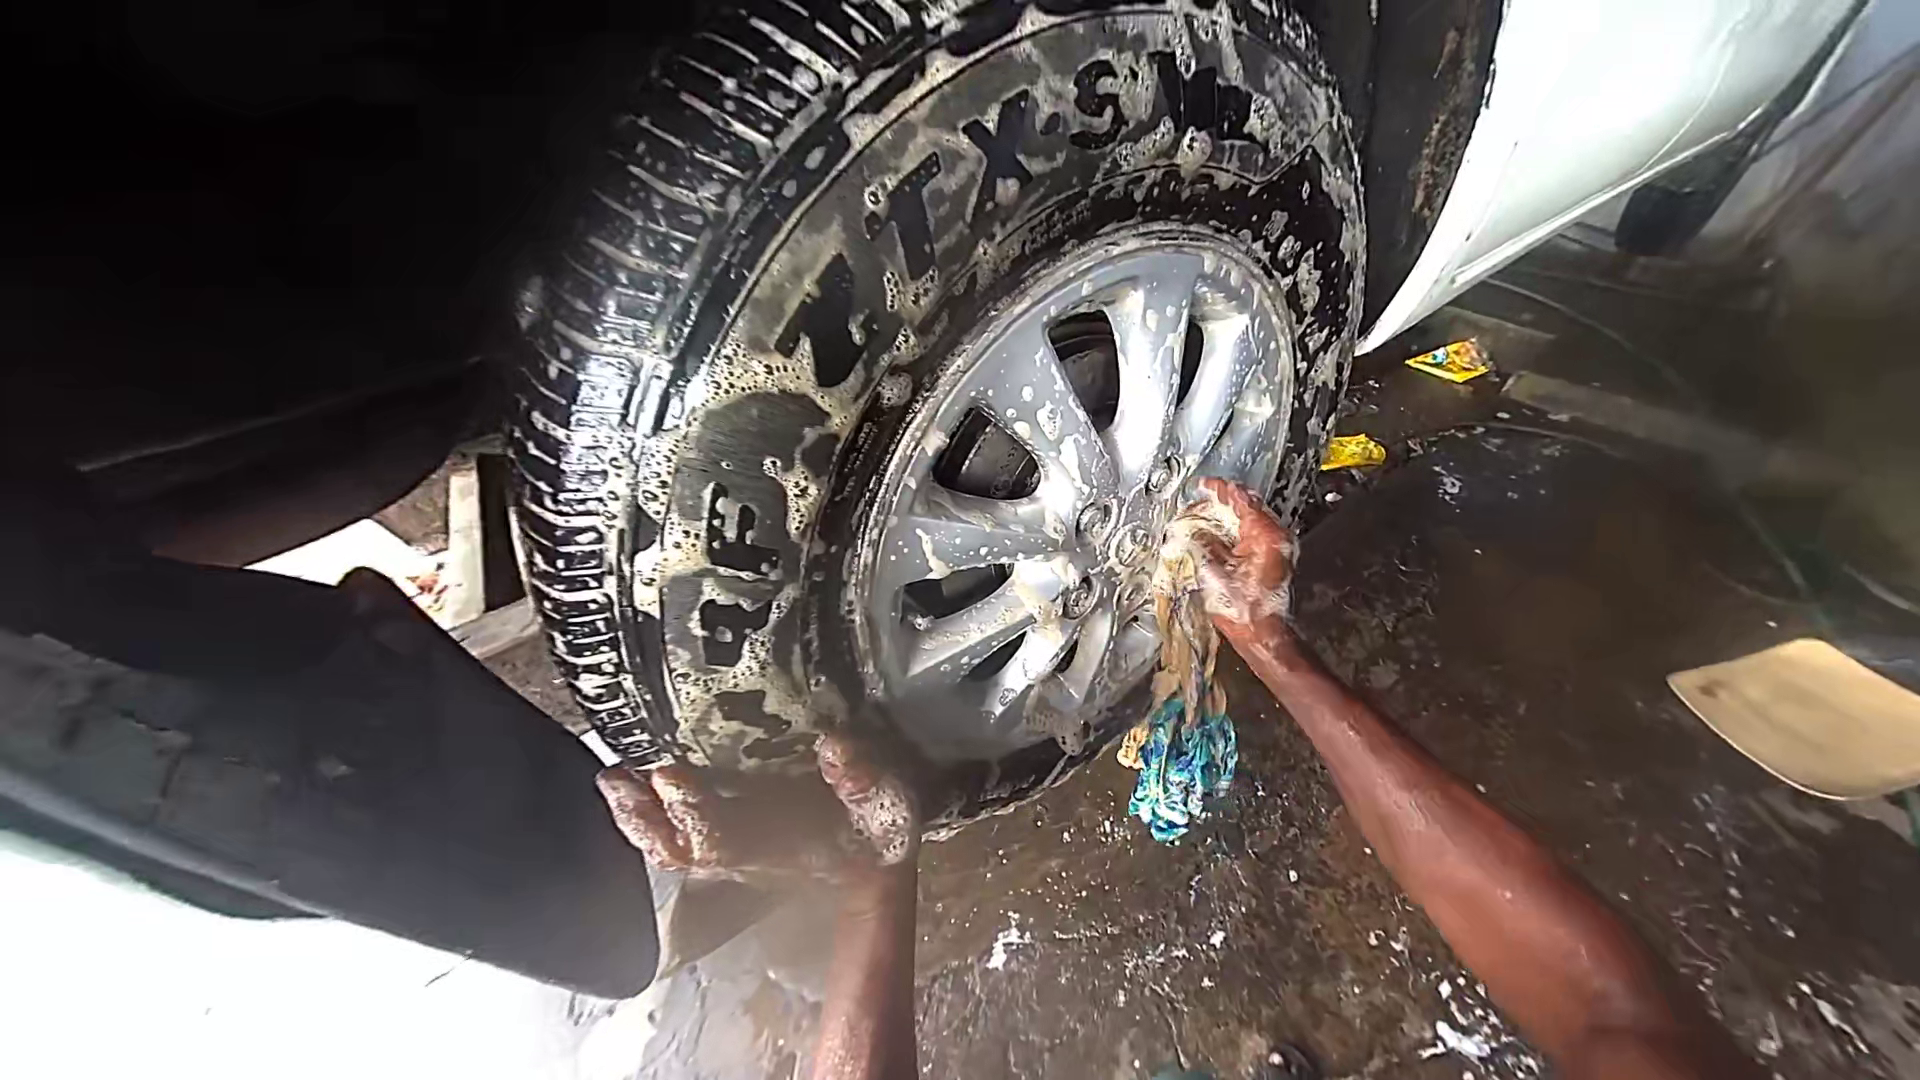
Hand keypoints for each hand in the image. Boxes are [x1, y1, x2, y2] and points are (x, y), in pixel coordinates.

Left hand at [596, 732, 919, 882]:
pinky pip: (680, 832)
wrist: (868, 871)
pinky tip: (640, 782)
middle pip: (678, 848)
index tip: (668, 775)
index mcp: (779, 846)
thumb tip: (833, 745)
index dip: (693, 811)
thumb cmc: (876, 839)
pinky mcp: (732, 834)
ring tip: (614, 778)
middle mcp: (744, 852)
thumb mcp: (887, 809)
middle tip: (617, 775)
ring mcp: (733, 848)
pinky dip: (653, 812)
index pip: (723, 838)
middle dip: (644, 816)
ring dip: (638, 816)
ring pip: (670, 845)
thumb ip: (864, 781)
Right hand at [1190, 477, 1298, 645]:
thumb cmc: (1241, 607)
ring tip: (1206, 513)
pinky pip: (1253, 534)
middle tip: (1202, 498)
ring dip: (1229, 515)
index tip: (1204, 485)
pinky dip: (1235, 529)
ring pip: (1251, 519)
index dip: (1220, 490)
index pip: (1242, 501)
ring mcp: (1277, 548)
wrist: (1260, 632)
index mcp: (1264, 535)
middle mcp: (1276, 538)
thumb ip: (1204, 544)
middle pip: (1250, 507)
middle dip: (1224, 501)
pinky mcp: (1273, 559)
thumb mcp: (1213, 571)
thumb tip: (1191, 529)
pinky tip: (1218, 533)